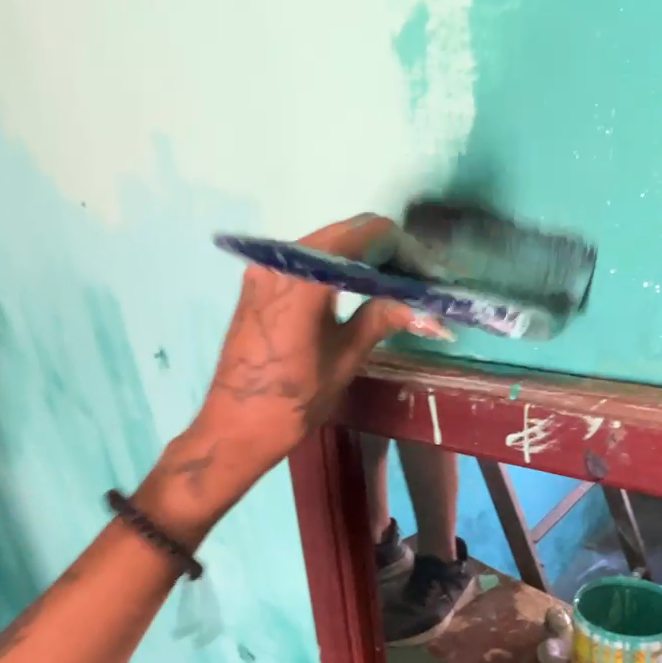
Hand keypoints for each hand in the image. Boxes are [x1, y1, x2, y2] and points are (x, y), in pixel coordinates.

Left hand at [137, 215, 449, 540]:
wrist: (235, 428)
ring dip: (359, 259)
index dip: (403, 249)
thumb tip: (421, 306)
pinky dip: (333, 269)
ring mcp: (264, 270)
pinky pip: (304, 263)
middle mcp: (280, 260)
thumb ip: (381, 319)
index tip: (426, 274)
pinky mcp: (256, 285)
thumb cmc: (293, 401)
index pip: (365, 234)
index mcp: (305, 276)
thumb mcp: (345, 358)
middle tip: (415, 281)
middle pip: (344, 234)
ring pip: (324, 246)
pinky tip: (356, 292)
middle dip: (384, 252)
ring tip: (392, 288)